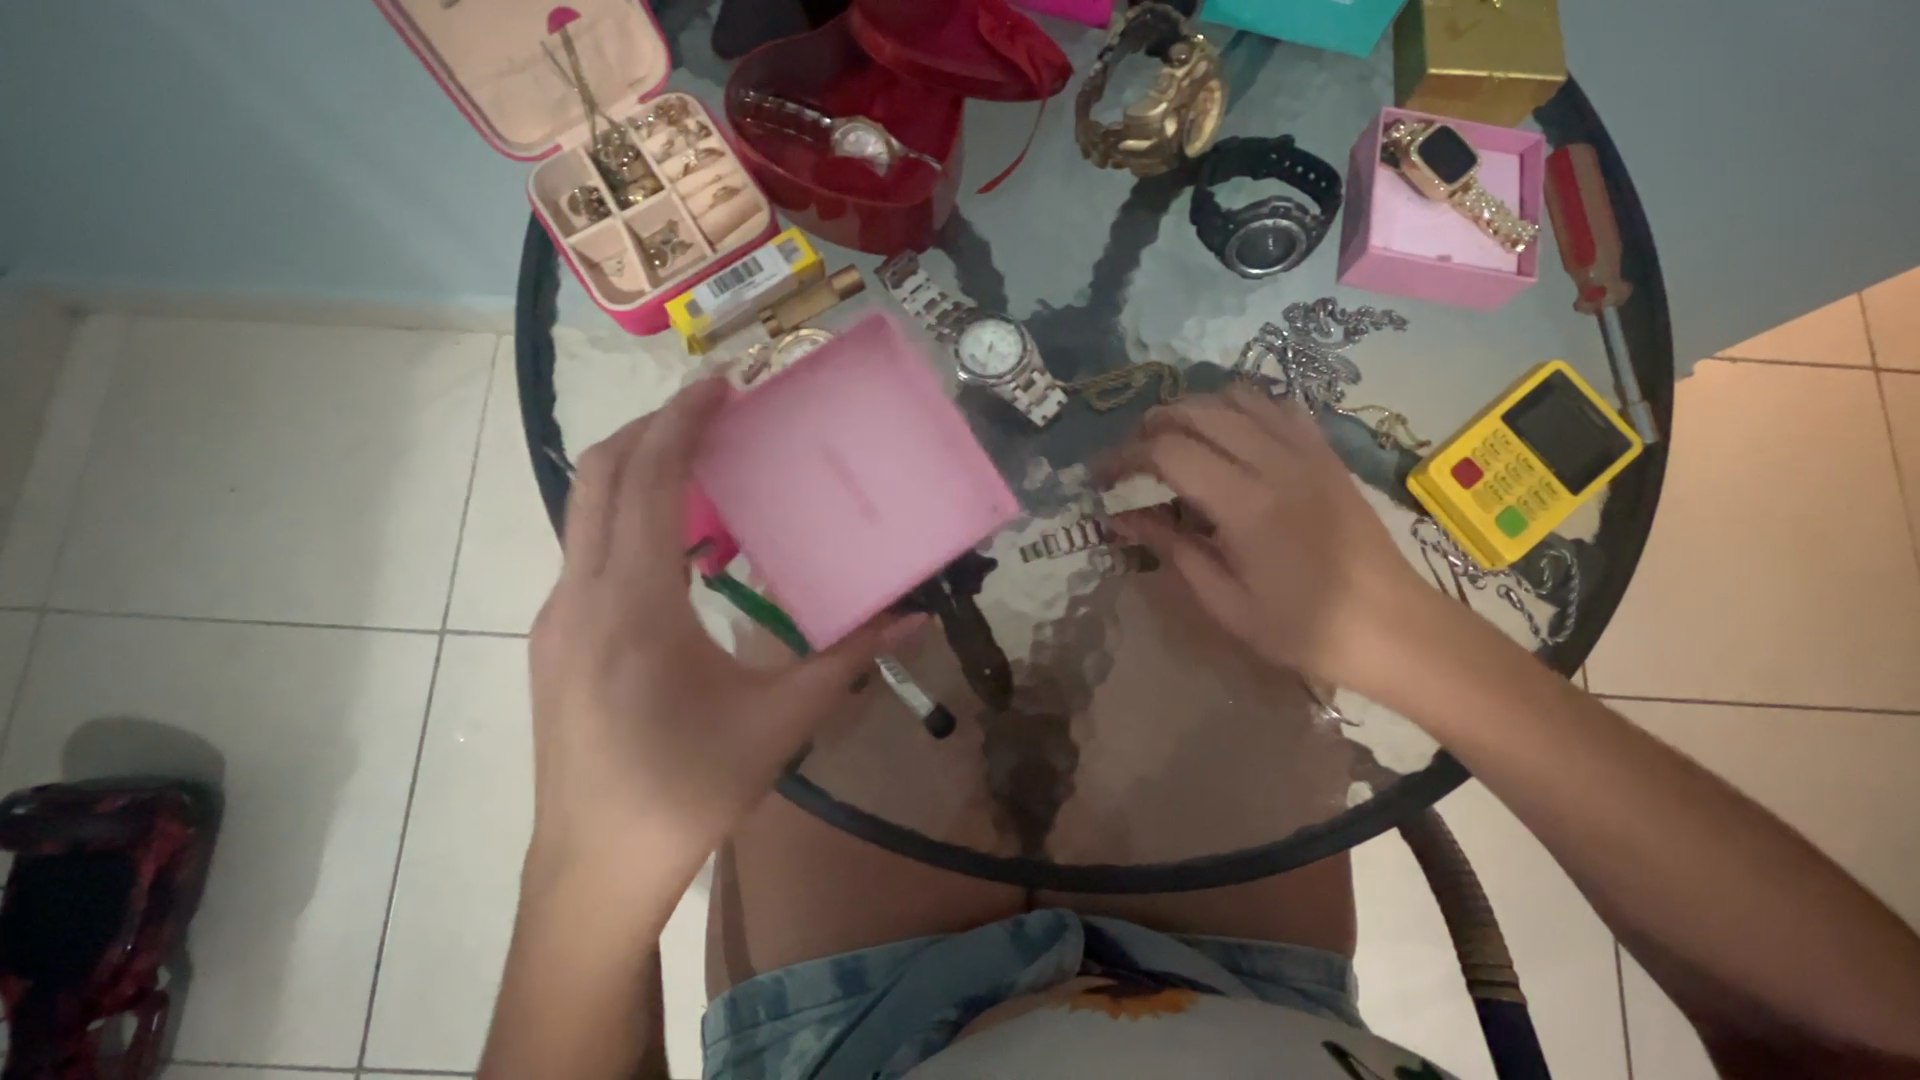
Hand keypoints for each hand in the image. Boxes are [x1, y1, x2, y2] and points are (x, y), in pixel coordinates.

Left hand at [525, 379, 894, 894]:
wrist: (593, 870)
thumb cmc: (688, 792)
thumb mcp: (778, 724)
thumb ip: (847, 659)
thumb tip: (916, 620)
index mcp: (633, 606)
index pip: (648, 482)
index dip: (682, 423)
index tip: (723, 386)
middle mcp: (580, 596)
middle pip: (599, 478)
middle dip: (653, 430)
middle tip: (716, 414)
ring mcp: (556, 619)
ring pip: (585, 514)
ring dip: (638, 475)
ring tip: (706, 471)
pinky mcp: (553, 642)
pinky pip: (587, 553)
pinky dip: (627, 521)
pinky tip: (679, 553)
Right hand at [1111, 385, 1438, 693]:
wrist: (1393, 628)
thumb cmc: (1302, 629)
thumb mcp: (1225, 602)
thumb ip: (1172, 548)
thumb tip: (1120, 517)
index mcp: (1245, 504)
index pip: (1168, 451)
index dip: (1124, 457)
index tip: (1100, 476)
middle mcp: (1275, 462)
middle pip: (1197, 411)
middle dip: (1151, 425)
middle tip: (1129, 459)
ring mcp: (1306, 451)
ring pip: (1236, 398)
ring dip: (1194, 409)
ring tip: (1173, 440)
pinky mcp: (1326, 453)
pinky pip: (1277, 407)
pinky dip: (1241, 408)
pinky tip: (1229, 434)